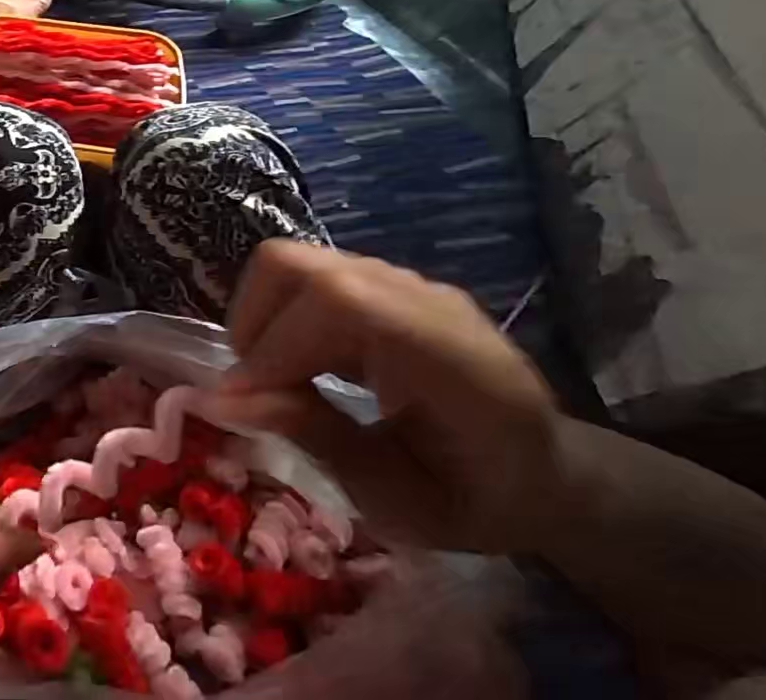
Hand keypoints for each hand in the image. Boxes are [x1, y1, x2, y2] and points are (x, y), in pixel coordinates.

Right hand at [201, 240, 563, 553]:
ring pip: (291, 262)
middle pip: (300, 265)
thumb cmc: (479, 498)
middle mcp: (424, 299)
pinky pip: (303, 275)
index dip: (275, 344)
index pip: (342, 303)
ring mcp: (400, 280)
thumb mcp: (402, 504)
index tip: (241, 403)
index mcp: (453, 359)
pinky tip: (295, 361)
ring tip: (272, 376)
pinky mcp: (379, 280)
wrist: (539, 466)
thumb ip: (319, 440)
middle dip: (253, 323)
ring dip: (259, 316)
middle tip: (254, 386)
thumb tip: (226, 401)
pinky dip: (276, 313)